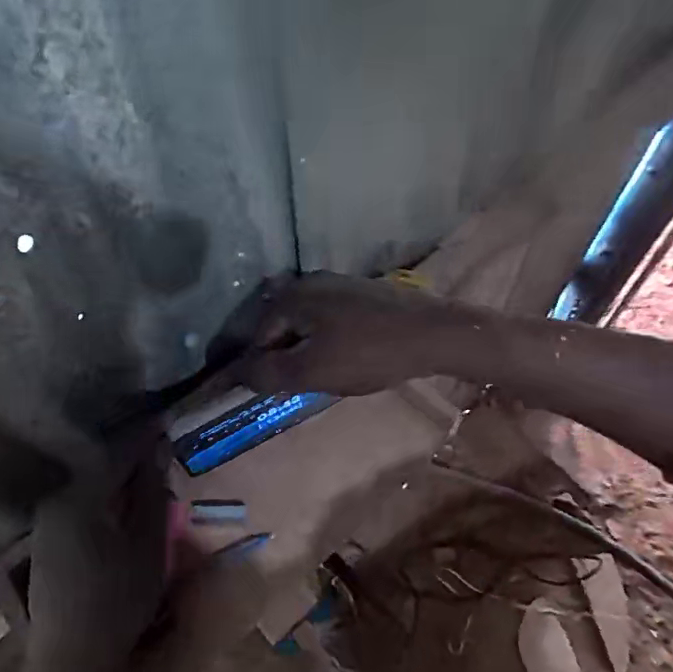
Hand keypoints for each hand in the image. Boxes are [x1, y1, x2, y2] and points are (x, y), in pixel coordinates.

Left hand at [23, 428, 174, 671]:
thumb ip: (151, 494)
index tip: (166, 419)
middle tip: (162, 453)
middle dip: (131, 461)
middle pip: (99, 471)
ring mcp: (43, 528)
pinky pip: (79, 512)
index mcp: (78, 498)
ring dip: (117, 485)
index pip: (117, 454)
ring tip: (146, 482)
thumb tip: (157, 450)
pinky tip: (120, 515)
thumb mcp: (147, 546)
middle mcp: (53, 504)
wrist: (71, 666)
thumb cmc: (117, 603)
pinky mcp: (43, 549)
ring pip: (88, 492)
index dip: (144, 436)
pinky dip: (103, 505)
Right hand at [211, 271, 474, 396]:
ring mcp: (336, 284)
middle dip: (273, 356)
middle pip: (276, 327)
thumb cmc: (368, 354)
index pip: (254, 338)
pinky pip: (323, 319)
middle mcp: (308, 282)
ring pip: (300, 323)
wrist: (435, 334)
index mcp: (291, 298)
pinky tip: (333, 357)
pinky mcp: (359, 293)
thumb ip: (267, 373)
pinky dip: (318, 339)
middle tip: (280, 386)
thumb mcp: (311, 371)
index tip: (247, 389)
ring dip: (296, 348)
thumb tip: (237, 373)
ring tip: (307, 376)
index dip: (248, 367)